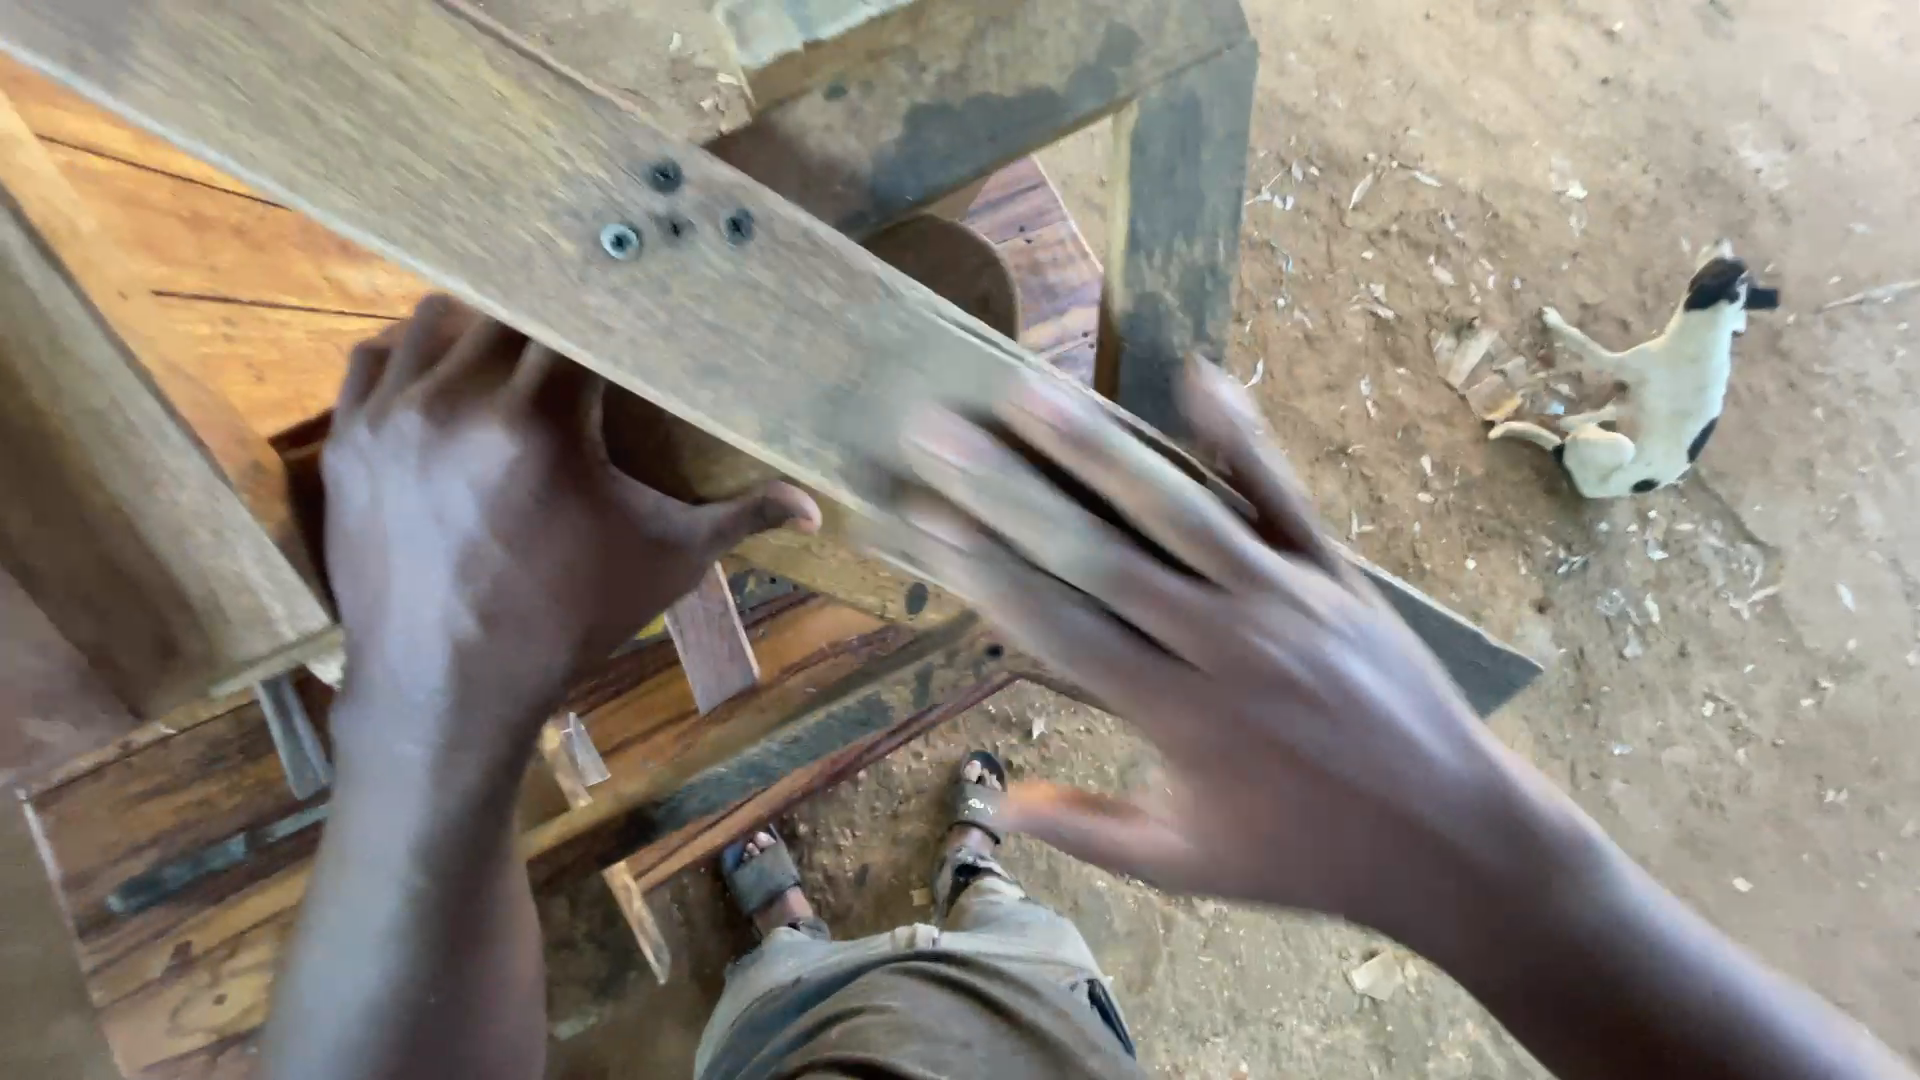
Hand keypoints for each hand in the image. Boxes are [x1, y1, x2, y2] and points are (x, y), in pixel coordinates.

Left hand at [322, 296, 818, 774]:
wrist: (449, 686)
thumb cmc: (573, 618)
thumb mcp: (670, 563)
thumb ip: (742, 518)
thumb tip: (816, 507)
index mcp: (541, 421)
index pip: (576, 323)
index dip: (606, 315)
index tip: (629, 315)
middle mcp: (457, 400)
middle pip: (508, 311)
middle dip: (551, 320)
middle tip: (582, 341)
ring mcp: (389, 416)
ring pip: (436, 322)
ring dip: (485, 329)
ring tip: (521, 356)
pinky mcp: (346, 441)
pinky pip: (377, 359)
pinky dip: (418, 355)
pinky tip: (451, 381)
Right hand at [878, 358, 1581, 942]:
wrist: (1458, 842)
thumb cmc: (1308, 857)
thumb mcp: (1189, 866)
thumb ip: (1089, 832)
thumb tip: (998, 804)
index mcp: (1176, 715)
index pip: (1058, 627)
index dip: (987, 571)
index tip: (930, 521)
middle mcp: (1219, 642)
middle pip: (1097, 555)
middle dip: (1008, 493)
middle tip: (944, 438)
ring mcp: (1282, 596)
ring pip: (1176, 510)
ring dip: (1098, 450)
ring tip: (1033, 395)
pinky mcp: (1335, 573)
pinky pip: (1282, 494)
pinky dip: (1240, 436)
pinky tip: (1198, 375)